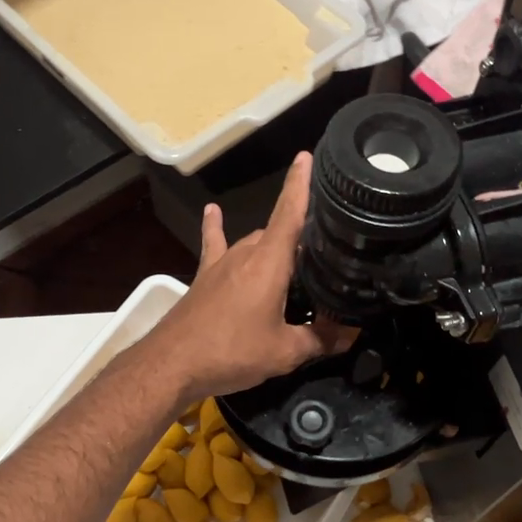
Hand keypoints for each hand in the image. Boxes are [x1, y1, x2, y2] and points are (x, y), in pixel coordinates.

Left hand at [146, 152, 347, 402]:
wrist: (172, 364)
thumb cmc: (232, 352)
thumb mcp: (284, 352)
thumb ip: (320, 340)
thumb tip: (350, 334)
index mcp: (269, 263)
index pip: (290, 213)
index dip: (301, 185)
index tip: (307, 157)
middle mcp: (245, 254)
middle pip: (277, 233)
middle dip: (299, 239)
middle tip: (323, 259)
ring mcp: (221, 264)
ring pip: (253, 242)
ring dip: (272, 246)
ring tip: (292, 260)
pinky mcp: (204, 278)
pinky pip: (215, 245)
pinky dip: (216, 229)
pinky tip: (213, 212)